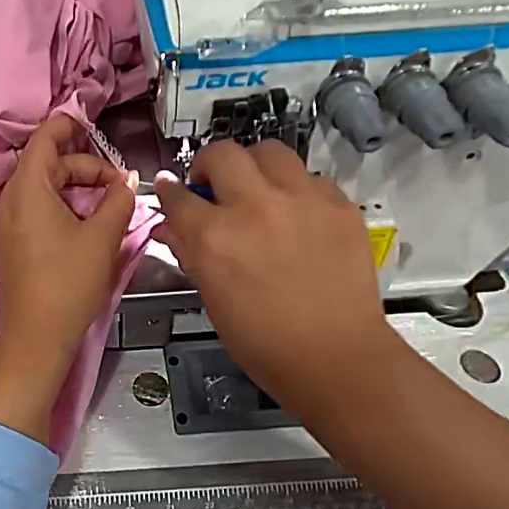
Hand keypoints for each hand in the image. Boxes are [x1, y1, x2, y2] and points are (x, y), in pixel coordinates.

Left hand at [0, 115, 136, 443]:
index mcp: (27, 190)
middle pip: (49, 164)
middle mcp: (10, 200)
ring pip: (44, 188)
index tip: (96, 127)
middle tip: (119, 186)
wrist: (34, 338)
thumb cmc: (67, 284)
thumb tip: (128, 180)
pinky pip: (37, 209)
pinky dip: (63, 206)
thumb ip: (119, 200)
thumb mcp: (102, 237)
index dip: (70, 125)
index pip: (45, 138)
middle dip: (86, 167)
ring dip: (77, 189)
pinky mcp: (12, 242)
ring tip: (109, 205)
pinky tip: (87, 224)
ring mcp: (8, 223)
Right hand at [154, 140, 401, 417]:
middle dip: (210, 165)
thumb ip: (190, 254)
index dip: (169, 190)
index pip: (178, 195)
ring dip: (254, 165)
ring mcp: (302, 201)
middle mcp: (256, 208)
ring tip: (257, 187)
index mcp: (215, 238)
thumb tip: (173, 229)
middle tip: (213, 184)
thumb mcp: (213, 300)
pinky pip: (311, 177)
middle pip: (222, 154)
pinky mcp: (339, 206)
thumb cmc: (266, 342)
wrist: (336, 357)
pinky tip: (296, 212)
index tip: (171, 188)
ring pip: (269, 151)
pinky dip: (296, 188)